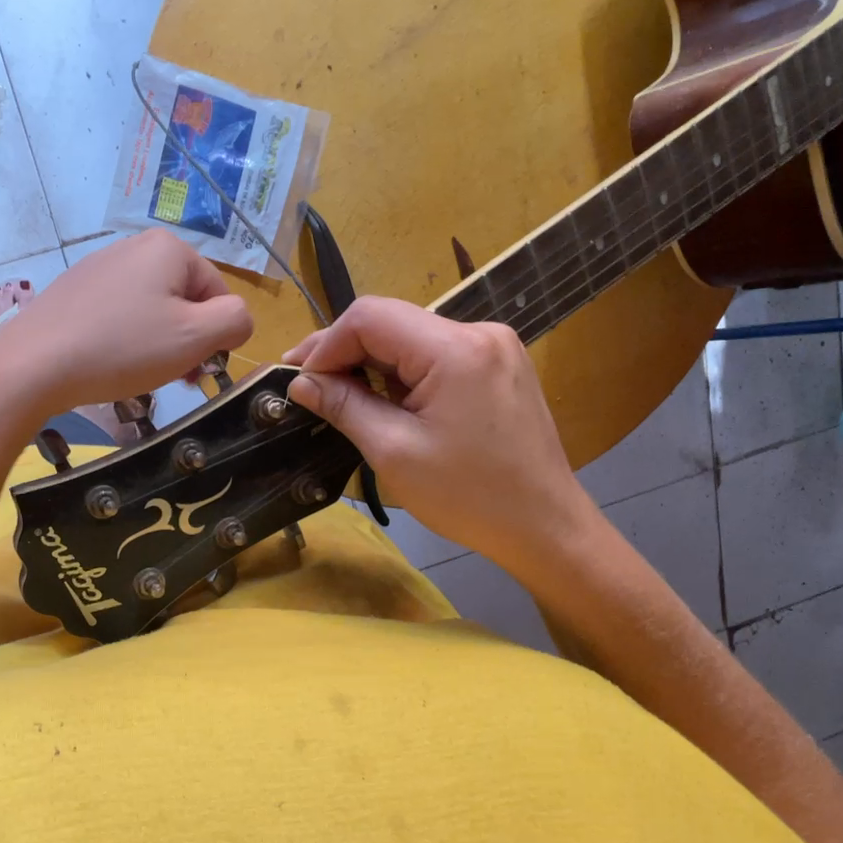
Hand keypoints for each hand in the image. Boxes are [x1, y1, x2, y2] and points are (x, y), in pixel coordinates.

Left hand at [0, 230, 253, 416]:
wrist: (35, 365)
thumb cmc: (123, 349)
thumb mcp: (195, 338)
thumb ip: (235, 321)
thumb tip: (237, 320)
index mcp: (168, 248)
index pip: (219, 294)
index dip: (217, 336)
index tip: (198, 371)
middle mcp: (133, 246)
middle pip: (183, 299)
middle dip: (186, 341)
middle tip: (172, 378)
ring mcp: (97, 267)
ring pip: (150, 309)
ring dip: (157, 344)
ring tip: (138, 374)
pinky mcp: (72, 292)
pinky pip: (117, 316)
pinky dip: (124, 341)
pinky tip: (109, 365)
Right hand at [284, 296, 600, 576]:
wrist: (544, 526)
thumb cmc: (468, 497)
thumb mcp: (394, 452)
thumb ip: (345, 406)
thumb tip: (300, 382)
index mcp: (455, 349)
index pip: (370, 316)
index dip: (326, 344)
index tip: (298, 381)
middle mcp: (478, 332)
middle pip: (391, 322)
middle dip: (344, 352)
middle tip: (306, 388)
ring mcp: (494, 347)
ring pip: (412, 338)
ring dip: (371, 364)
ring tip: (340, 399)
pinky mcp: (499, 366)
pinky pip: (436, 355)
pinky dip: (402, 374)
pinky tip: (384, 402)